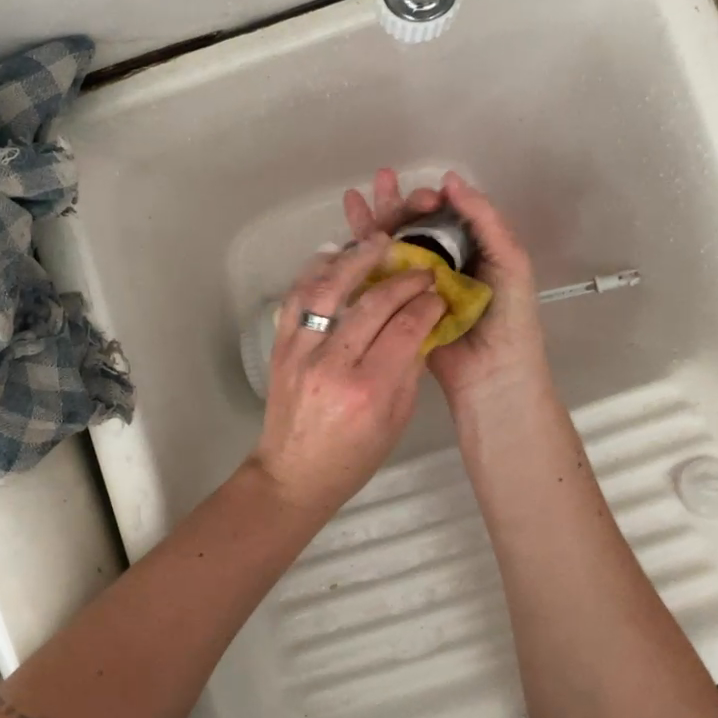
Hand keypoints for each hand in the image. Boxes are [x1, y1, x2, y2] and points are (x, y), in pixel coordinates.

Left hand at [249, 232, 447, 512]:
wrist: (293, 473)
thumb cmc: (353, 456)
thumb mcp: (395, 419)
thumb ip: (408, 368)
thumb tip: (423, 323)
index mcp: (368, 390)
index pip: (404, 329)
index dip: (426, 304)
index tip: (438, 293)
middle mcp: (332, 365)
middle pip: (372, 304)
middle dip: (402, 280)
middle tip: (420, 270)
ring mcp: (300, 353)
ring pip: (328, 289)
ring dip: (355, 259)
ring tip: (378, 244)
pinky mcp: (279, 347)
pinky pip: (296, 298)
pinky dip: (315, 273)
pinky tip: (334, 258)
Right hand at [344, 169, 548, 407]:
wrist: (491, 371)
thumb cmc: (509, 317)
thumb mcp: (510, 260)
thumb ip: (485, 219)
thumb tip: (450, 180)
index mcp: (469, 249)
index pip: (444, 213)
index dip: (431, 199)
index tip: (427, 196)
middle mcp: (440, 262)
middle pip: (412, 224)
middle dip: (398, 202)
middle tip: (385, 183)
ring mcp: (414, 283)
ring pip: (390, 244)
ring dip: (374, 216)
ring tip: (354, 193)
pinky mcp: (394, 304)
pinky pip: (374, 274)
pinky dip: (359, 251)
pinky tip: (347, 228)